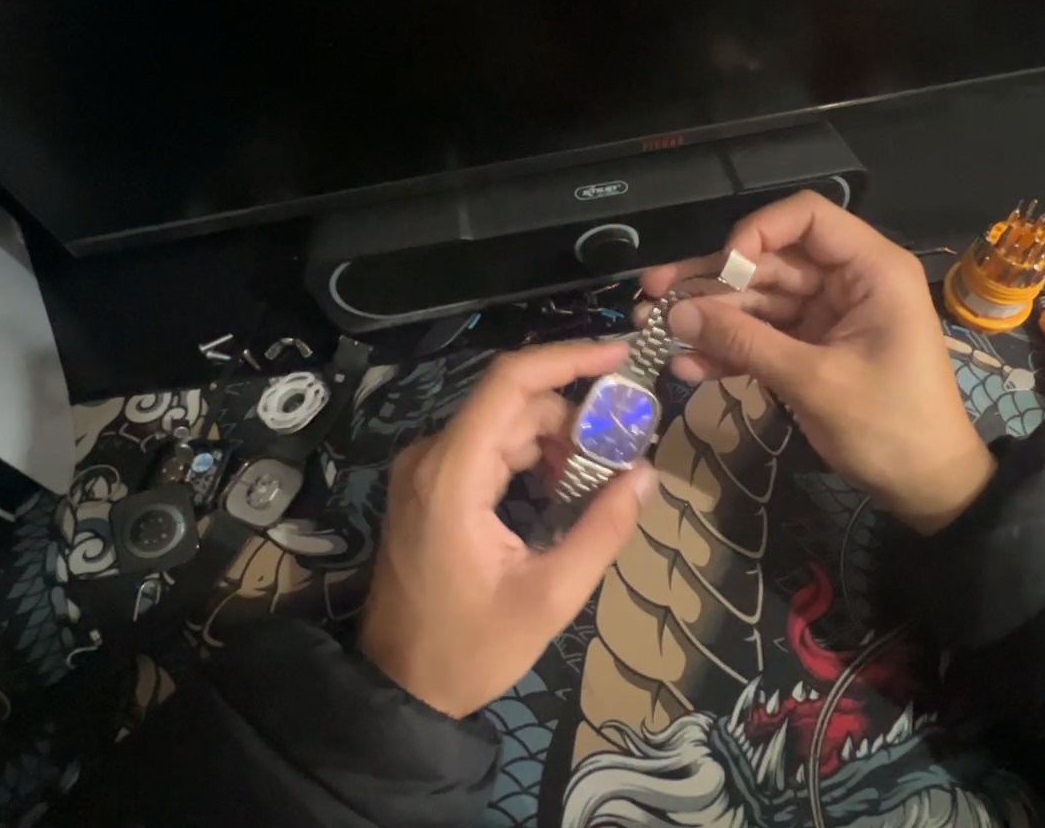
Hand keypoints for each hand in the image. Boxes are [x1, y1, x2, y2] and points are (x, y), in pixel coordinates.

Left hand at [359, 341, 655, 717]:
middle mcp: (432, 456)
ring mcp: (427, 468)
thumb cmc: (469, 649)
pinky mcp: (431, 484)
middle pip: (515, 403)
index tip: (621, 356)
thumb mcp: (549, 598)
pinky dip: (531, 456)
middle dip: (574, 418)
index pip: (510, 381)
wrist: (398, 688)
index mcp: (452, 474)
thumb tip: (646, 474)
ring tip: (593, 482)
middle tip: (620, 454)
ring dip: (556, 440)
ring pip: (505, 422)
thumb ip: (602, 531)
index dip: (569, 358)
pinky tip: (559, 489)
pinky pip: (490, 446)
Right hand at [638, 191, 990, 533]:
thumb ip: (744, 341)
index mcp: (870, 270)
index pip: (806, 219)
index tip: (719, 268)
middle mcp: (846, 281)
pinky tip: (688, 366)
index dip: (756, 233)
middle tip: (652, 296)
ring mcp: (827, 315)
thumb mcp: (813, 381)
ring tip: (654, 330)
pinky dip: (730, 349)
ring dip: (710, 319)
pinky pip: (764, 336)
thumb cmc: (888, 426)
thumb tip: (676, 315)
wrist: (926, 487)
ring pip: (758, 301)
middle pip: (769, 262)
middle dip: (712, 283)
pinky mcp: (812, 347)